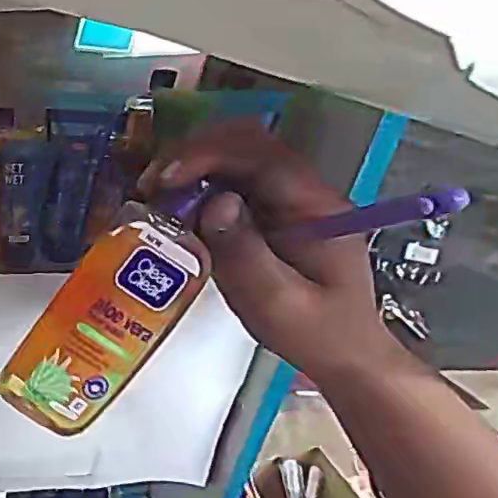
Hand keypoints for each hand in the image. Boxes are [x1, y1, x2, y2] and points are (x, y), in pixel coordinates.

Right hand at [142, 123, 404, 383]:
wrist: (346, 354)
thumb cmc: (316, 333)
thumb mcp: (277, 304)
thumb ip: (246, 255)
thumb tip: (214, 205)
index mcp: (314, 209)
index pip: (262, 158)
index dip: (208, 157)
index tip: (165, 179)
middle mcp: (302, 194)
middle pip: (249, 144)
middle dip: (194, 153)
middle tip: (151, 184)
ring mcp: (286, 202)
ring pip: (237, 157)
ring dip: (192, 165)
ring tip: (155, 192)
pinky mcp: (268, 215)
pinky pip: (230, 183)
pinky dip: (197, 185)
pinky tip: (173, 205)